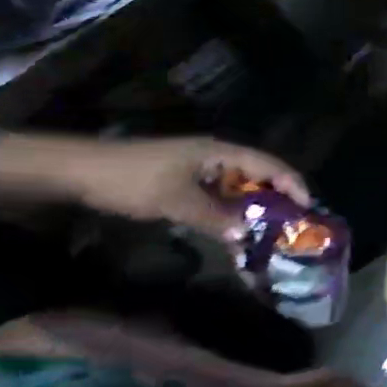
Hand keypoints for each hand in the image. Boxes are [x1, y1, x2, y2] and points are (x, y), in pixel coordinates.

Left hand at [62, 137, 310, 241]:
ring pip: (238, 185)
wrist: (78, 171)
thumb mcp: (175, 202)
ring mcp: (200, 167)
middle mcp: (217, 155)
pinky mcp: (184, 179)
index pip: (270, 165)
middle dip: (276, 197)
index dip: (292, 183)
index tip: (307, 207)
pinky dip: (230, 209)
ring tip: (266, 230)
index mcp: (222, 152)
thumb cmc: (134, 180)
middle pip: (258, 174)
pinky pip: (219, 193)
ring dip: (252, 206)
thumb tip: (246, 235)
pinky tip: (231, 228)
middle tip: (290, 224)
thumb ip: (214, 218)